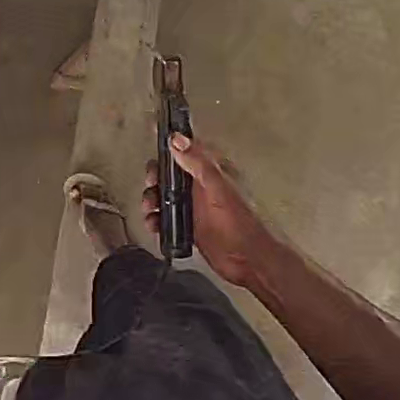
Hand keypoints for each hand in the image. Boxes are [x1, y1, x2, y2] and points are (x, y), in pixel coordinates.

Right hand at [143, 134, 278, 287]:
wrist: (249, 262)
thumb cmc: (238, 222)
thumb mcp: (217, 188)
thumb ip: (198, 163)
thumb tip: (176, 138)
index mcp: (212, 171)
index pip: (187, 151)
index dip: (169, 151)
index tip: (156, 157)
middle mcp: (202, 186)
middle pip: (170, 173)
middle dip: (156, 178)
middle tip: (152, 187)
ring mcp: (195, 206)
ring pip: (165, 195)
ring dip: (153, 200)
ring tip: (150, 210)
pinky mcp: (189, 226)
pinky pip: (166, 217)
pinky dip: (156, 219)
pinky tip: (154, 225)